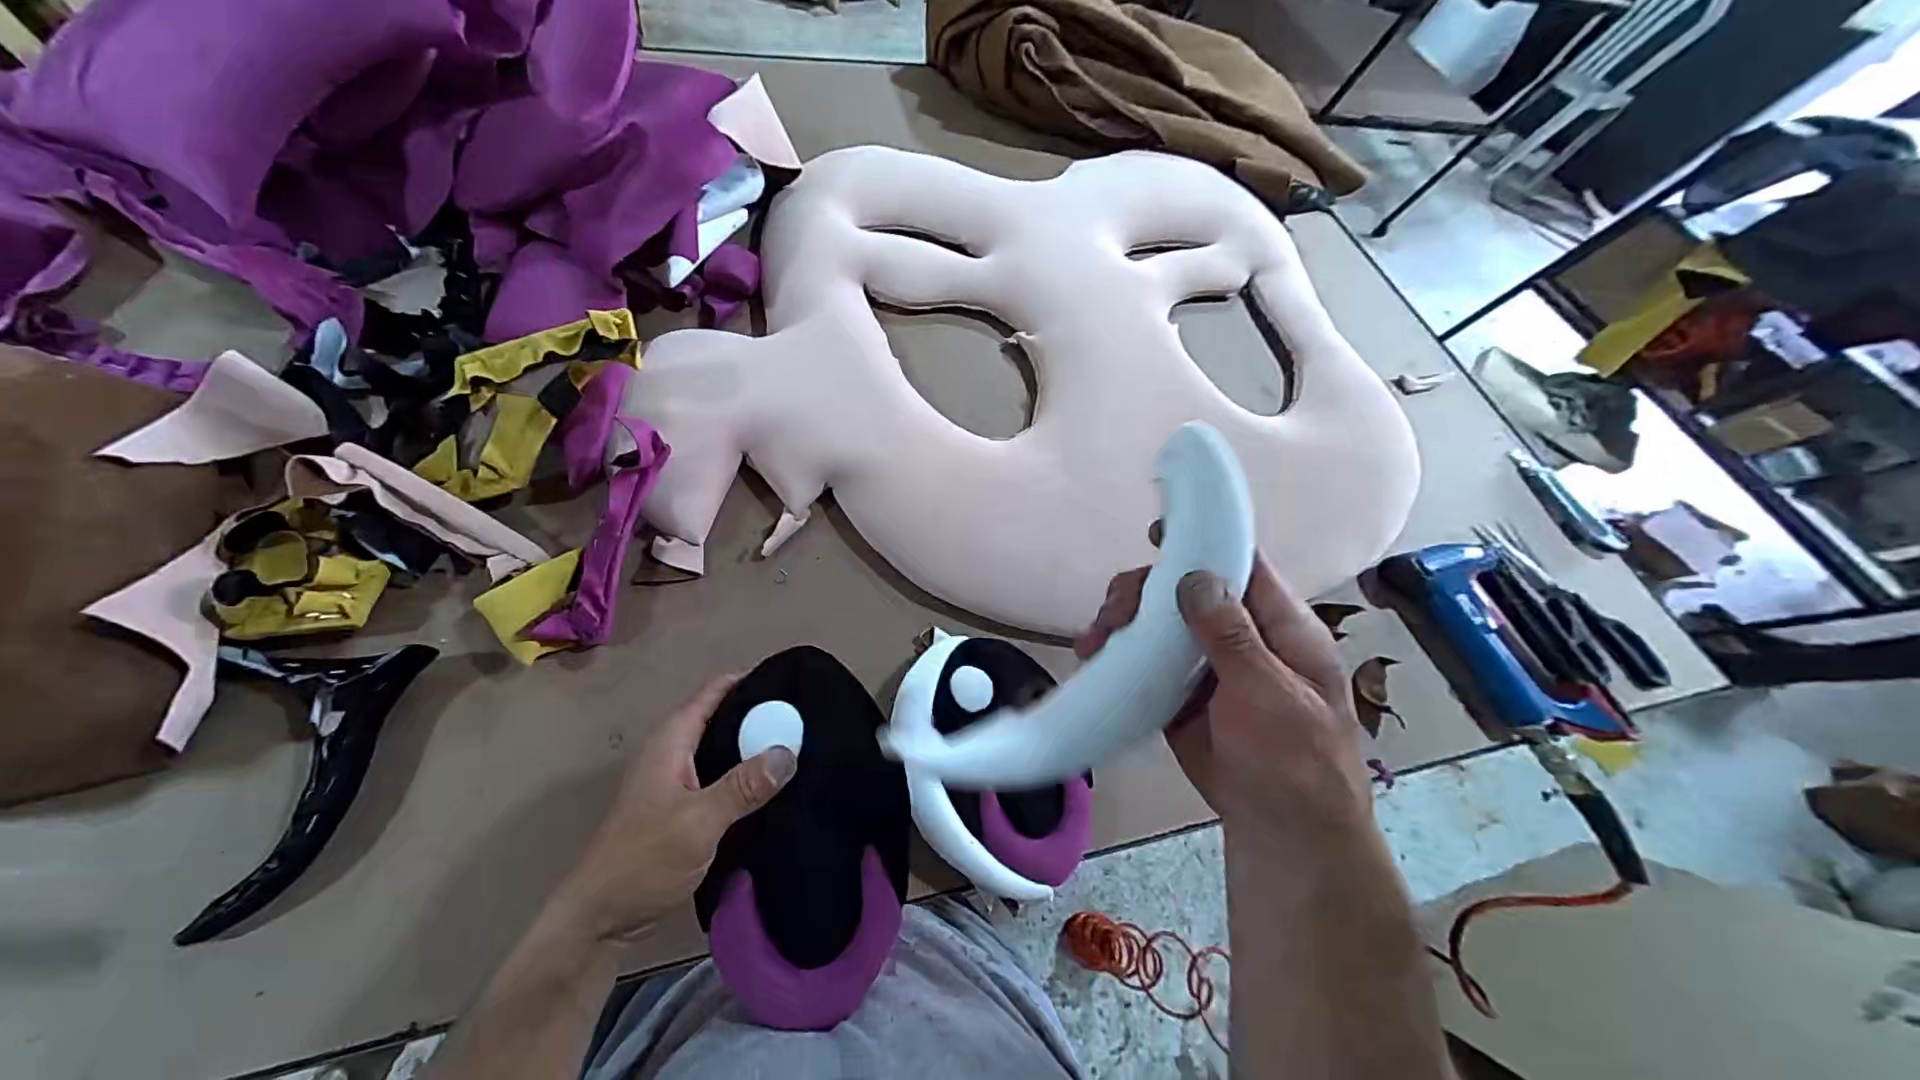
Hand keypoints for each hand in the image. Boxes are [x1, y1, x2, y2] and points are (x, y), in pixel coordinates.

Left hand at [549, 674, 797, 942]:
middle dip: (761, 715)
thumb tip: (789, 753)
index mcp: (671, 742)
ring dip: (755, 747)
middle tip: (806, 719)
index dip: (751, 681)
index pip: (715, 691)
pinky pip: (722, 775)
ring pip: (724, 749)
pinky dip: (746, 774)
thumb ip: (743, 787)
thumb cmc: (643, 861)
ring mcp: (676, 781)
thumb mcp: (698, 822)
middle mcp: (673, 752)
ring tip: (799, 747)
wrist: (599, 919)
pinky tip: (774, 786)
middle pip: (723, 717)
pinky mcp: (683, 807)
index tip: (793, 683)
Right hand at [1075, 554, 1370, 836]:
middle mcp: (1242, 638)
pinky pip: (1147, 660)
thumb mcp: (1270, 694)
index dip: (1202, 544)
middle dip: (1145, 592)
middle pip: (1188, 592)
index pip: (1242, 567)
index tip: (1157, 533)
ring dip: (1125, 622)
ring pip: (1161, 623)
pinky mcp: (1181, 694)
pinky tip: (1095, 657)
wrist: (1283, 834)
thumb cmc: (1294, 762)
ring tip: (1094, 640)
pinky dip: (1120, 655)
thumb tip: (1195, 576)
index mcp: (1280, 628)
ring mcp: (1209, 667)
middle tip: (1112, 613)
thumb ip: (1233, 635)